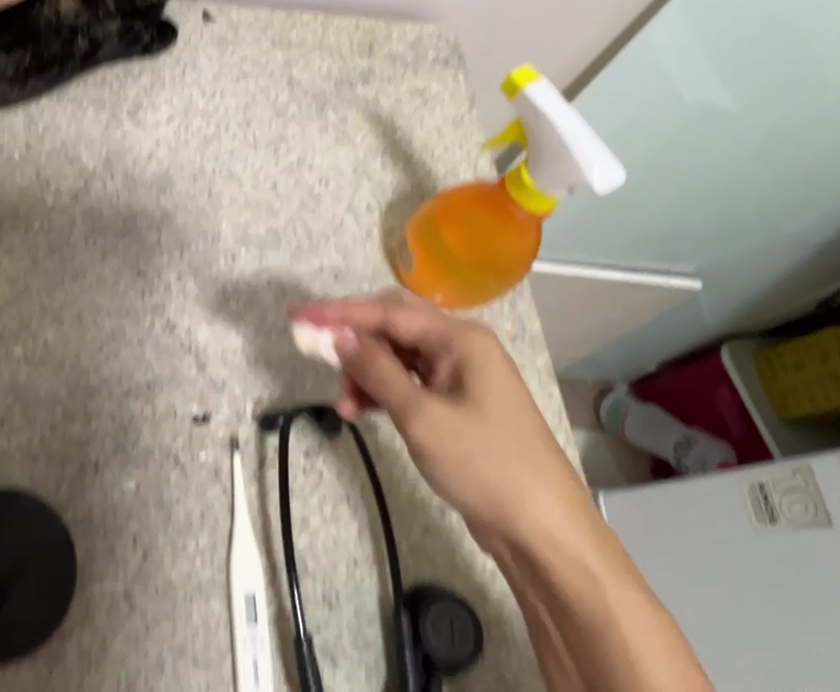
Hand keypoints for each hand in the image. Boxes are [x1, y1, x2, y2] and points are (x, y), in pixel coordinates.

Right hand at [291, 294, 591, 547]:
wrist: (541, 528)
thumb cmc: (484, 464)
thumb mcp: (421, 416)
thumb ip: (376, 370)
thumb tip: (337, 335)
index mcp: (460, 339)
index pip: (387, 312)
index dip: (339, 312)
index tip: (299, 316)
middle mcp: (460, 348)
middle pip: (393, 328)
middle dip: (352, 340)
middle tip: (313, 353)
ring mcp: (460, 377)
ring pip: (397, 358)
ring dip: (365, 372)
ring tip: (342, 403)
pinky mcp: (456, 406)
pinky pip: (408, 384)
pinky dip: (381, 393)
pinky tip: (358, 411)